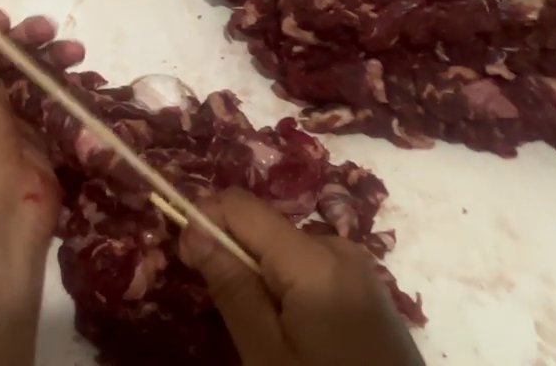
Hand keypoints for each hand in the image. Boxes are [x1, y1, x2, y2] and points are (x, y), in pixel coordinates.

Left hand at [0, 6, 82, 238]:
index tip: (11, 19)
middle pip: (9, 59)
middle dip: (31, 41)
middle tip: (53, 29)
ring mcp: (15, 122)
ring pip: (37, 79)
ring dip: (56, 62)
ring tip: (79, 53)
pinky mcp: (43, 142)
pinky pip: (58, 107)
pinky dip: (72, 92)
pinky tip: (87, 80)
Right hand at [182, 189, 423, 365]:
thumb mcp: (267, 353)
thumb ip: (230, 285)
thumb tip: (194, 229)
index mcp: (313, 258)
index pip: (239, 205)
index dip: (204, 220)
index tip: (187, 260)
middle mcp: (338, 247)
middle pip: (262, 225)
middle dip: (232, 252)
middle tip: (223, 308)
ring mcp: (358, 268)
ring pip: (283, 247)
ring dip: (258, 272)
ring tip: (261, 329)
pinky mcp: (368, 290)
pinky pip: (309, 267)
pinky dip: (286, 285)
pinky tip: (292, 332)